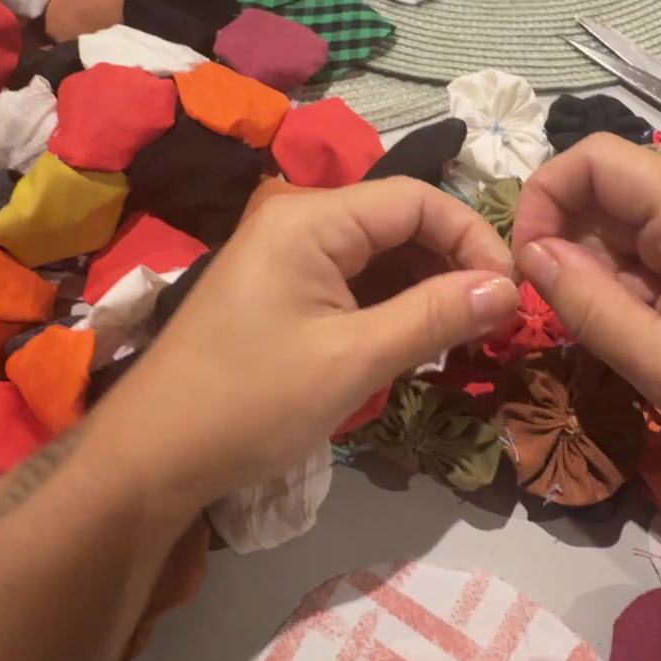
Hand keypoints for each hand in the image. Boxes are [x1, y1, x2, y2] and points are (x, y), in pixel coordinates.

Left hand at [103, 177, 519, 504]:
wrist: (150, 460)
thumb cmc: (250, 404)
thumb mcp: (354, 360)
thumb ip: (435, 316)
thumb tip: (510, 287)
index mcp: (310, 219)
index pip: (415, 199)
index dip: (472, 236)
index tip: (510, 291)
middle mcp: (298, 222)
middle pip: (398, 223)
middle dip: (452, 265)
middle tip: (492, 321)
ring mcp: (287, 257)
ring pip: (379, 255)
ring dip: (425, 289)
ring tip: (462, 336)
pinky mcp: (282, 291)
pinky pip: (353, 282)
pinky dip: (391, 306)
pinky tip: (417, 340)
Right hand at [510, 134, 660, 486]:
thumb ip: (586, 304)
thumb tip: (530, 254)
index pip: (595, 159)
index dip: (544, 198)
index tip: (528, 266)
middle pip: (613, 184)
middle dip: (572, 239)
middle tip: (570, 310)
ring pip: (634, 213)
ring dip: (606, 263)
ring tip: (625, 327)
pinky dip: (638, 273)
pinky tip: (655, 323)